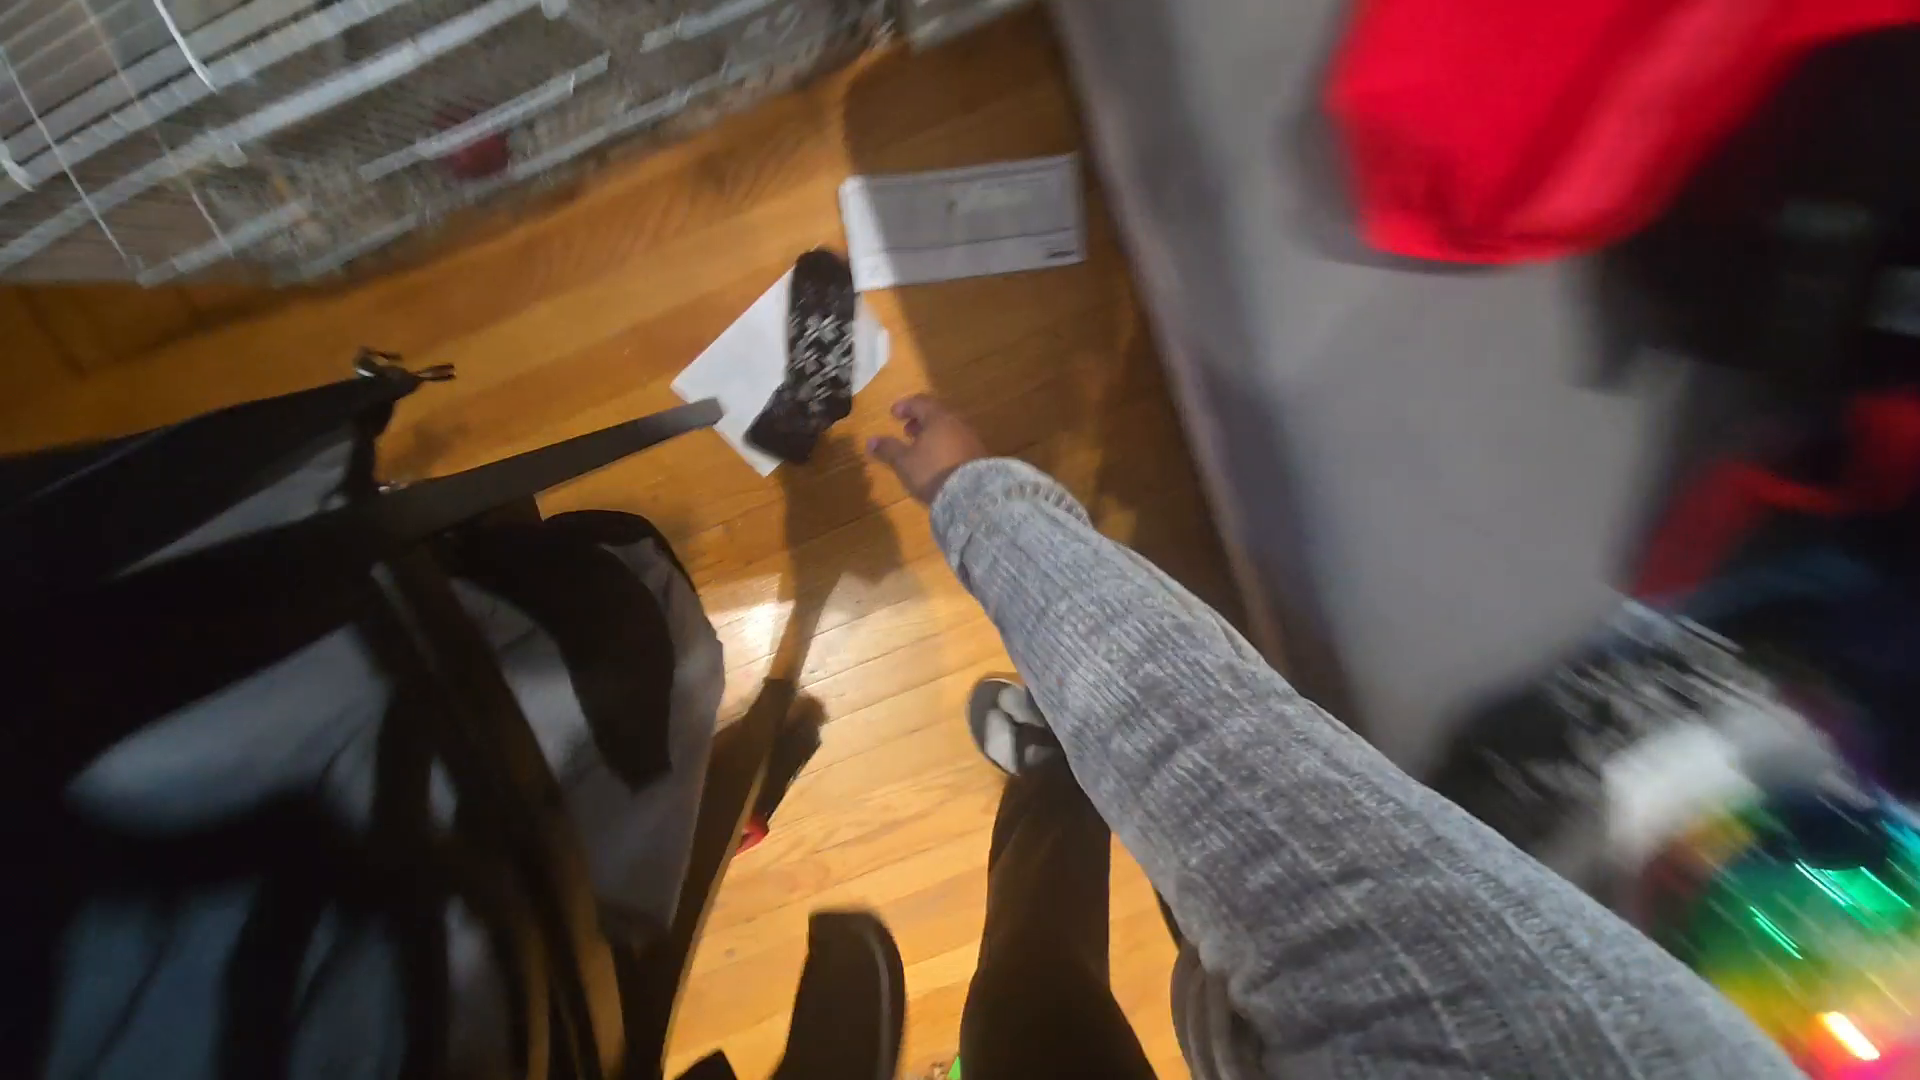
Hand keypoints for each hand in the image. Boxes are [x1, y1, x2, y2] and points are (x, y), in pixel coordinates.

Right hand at [866, 394, 987, 503]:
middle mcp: (957, 423)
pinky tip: (938, 461)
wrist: (972, 494)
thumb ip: (888, 449)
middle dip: (919, 421)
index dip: (905, 406)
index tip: (893, 414)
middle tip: (907, 432)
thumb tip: (870, 440)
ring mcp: (971, 439)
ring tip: (921, 449)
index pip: (920, 402)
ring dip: (932, 435)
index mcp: (938, 418)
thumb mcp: (904, 462)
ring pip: (948, 429)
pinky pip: (957, 443)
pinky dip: (944, 446)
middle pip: (936, 415)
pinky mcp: (979, 456)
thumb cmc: (933, 472)